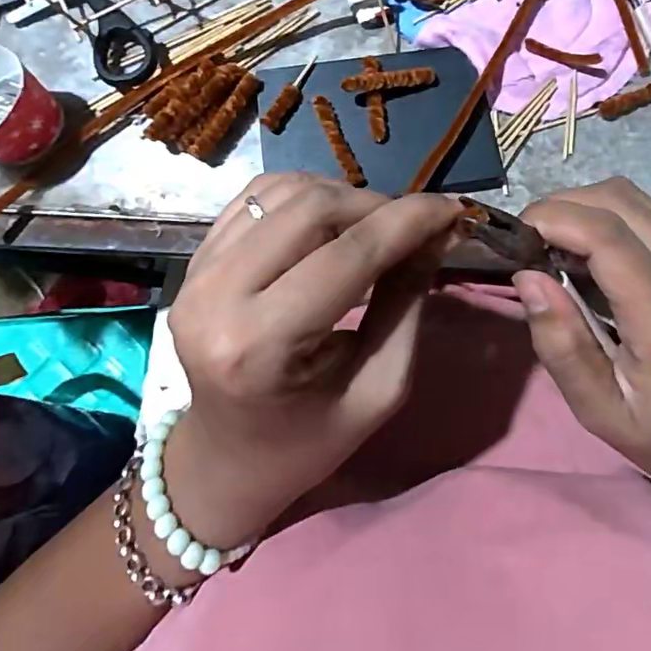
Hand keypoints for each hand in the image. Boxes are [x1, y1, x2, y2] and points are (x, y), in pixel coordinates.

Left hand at [158, 173, 464, 555]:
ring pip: (284, 191)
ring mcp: (197, 273)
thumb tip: (437, 232)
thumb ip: (407, 302)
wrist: (227, 458)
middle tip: (414, 226)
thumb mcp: (379, 388)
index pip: (347, 255)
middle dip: (377, 206)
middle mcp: (216, 297)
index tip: (453, 208)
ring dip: (343, 197)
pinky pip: (258, 196)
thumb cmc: (309, 439)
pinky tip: (331, 223)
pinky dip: (306, 197)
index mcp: (259, 346)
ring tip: (374, 228)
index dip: (408, 221)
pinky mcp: (196, 259)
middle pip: (312, 208)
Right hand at [514, 178, 650, 528]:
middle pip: (623, 203)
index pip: (611, 241)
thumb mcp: (596, 410)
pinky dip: (605, 214)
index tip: (518, 235)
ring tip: (553, 239)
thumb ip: (561, 345)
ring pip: (635, 199)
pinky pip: (647, 214)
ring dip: (584, 204)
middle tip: (530, 238)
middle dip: (564, 205)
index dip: (558, 220)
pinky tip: (585, 246)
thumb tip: (527, 276)